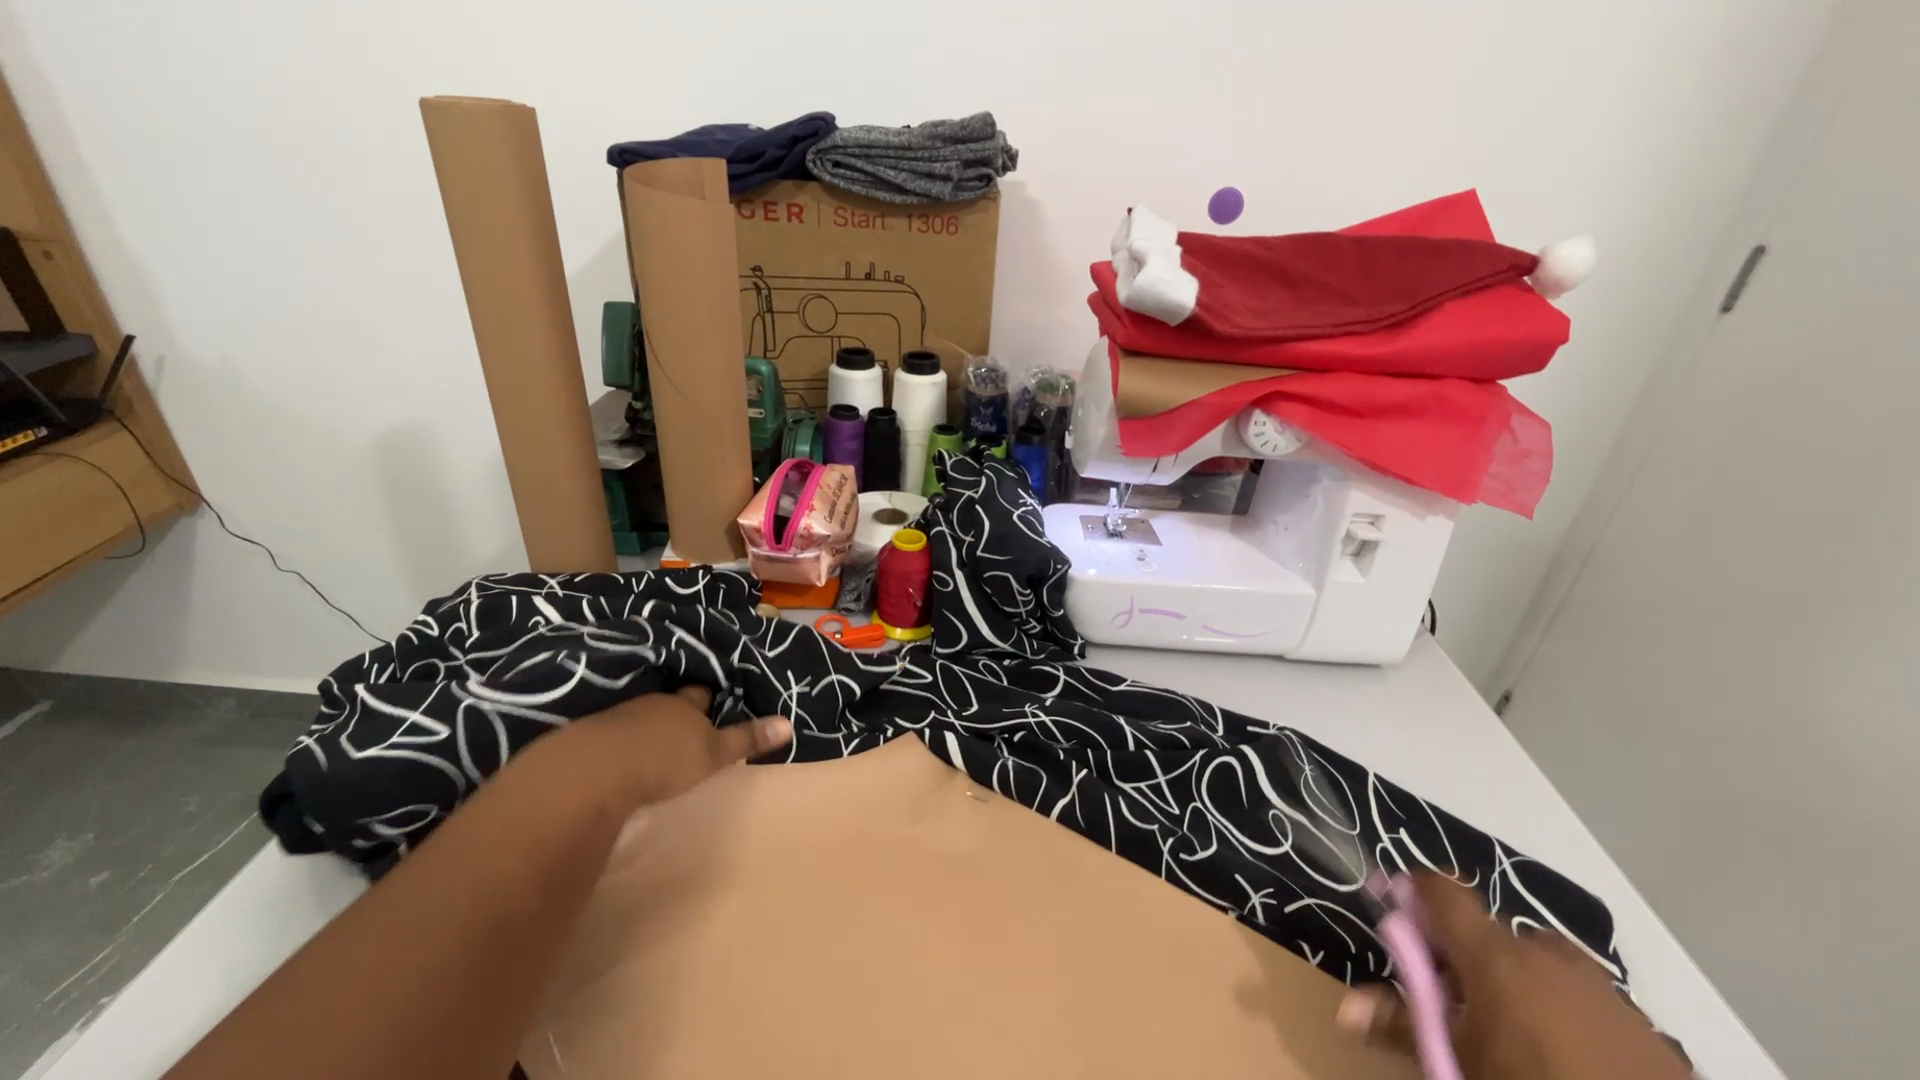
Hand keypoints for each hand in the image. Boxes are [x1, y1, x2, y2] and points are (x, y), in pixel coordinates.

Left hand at [535, 685, 792, 811]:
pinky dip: (620, 740)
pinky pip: (613, 732)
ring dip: (647, 725)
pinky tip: (621, 752)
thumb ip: (746, 739)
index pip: (700, 694)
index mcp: (683, 705)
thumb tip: (789, 724)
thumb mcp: (713, 754)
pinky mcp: (590, 737)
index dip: (708, 697)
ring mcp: (618, 717)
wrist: (595, 769)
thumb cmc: (664, 759)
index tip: (716, 699)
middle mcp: (652, 703)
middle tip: (686, 719)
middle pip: (669, 702)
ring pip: (640, 715)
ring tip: (654, 738)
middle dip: (677, 709)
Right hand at [1336, 874, 1692, 1079]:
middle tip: (1452, 1008)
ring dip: (1514, 986)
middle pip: (1486, 935)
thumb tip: (1345, 1006)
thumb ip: (1402, 1026)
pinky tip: (1563, 1060)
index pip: (1441, 890)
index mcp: (1494, 956)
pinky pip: (1583, 1000)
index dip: (1412, 891)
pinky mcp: (1642, 1023)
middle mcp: (1546, 953)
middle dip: (1461, 961)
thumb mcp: (1455, 1063)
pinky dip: (1562, 1015)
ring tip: (1512, 1041)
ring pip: (1536, 967)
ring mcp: (1601, 985)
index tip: (1393, 911)